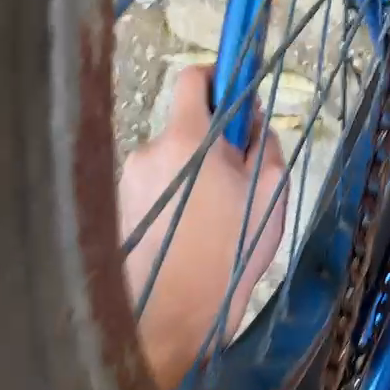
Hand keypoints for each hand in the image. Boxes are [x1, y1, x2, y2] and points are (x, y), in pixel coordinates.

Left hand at [118, 66, 288, 389]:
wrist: (177, 313)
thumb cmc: (233, 246)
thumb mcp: (271, 189)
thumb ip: (265, 144)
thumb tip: (253, 124)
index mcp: (188, 139)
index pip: (193, 79)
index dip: (218, 75)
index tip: (237, 88)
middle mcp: (149, 151)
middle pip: (187, 126)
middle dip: (214, 140)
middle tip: (240, 173)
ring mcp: (127, 180)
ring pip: (172, 158)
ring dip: (194, 171)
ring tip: (217, 211)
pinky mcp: (118, 207)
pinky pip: (155, 184)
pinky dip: (176, 194)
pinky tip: (193, 228)